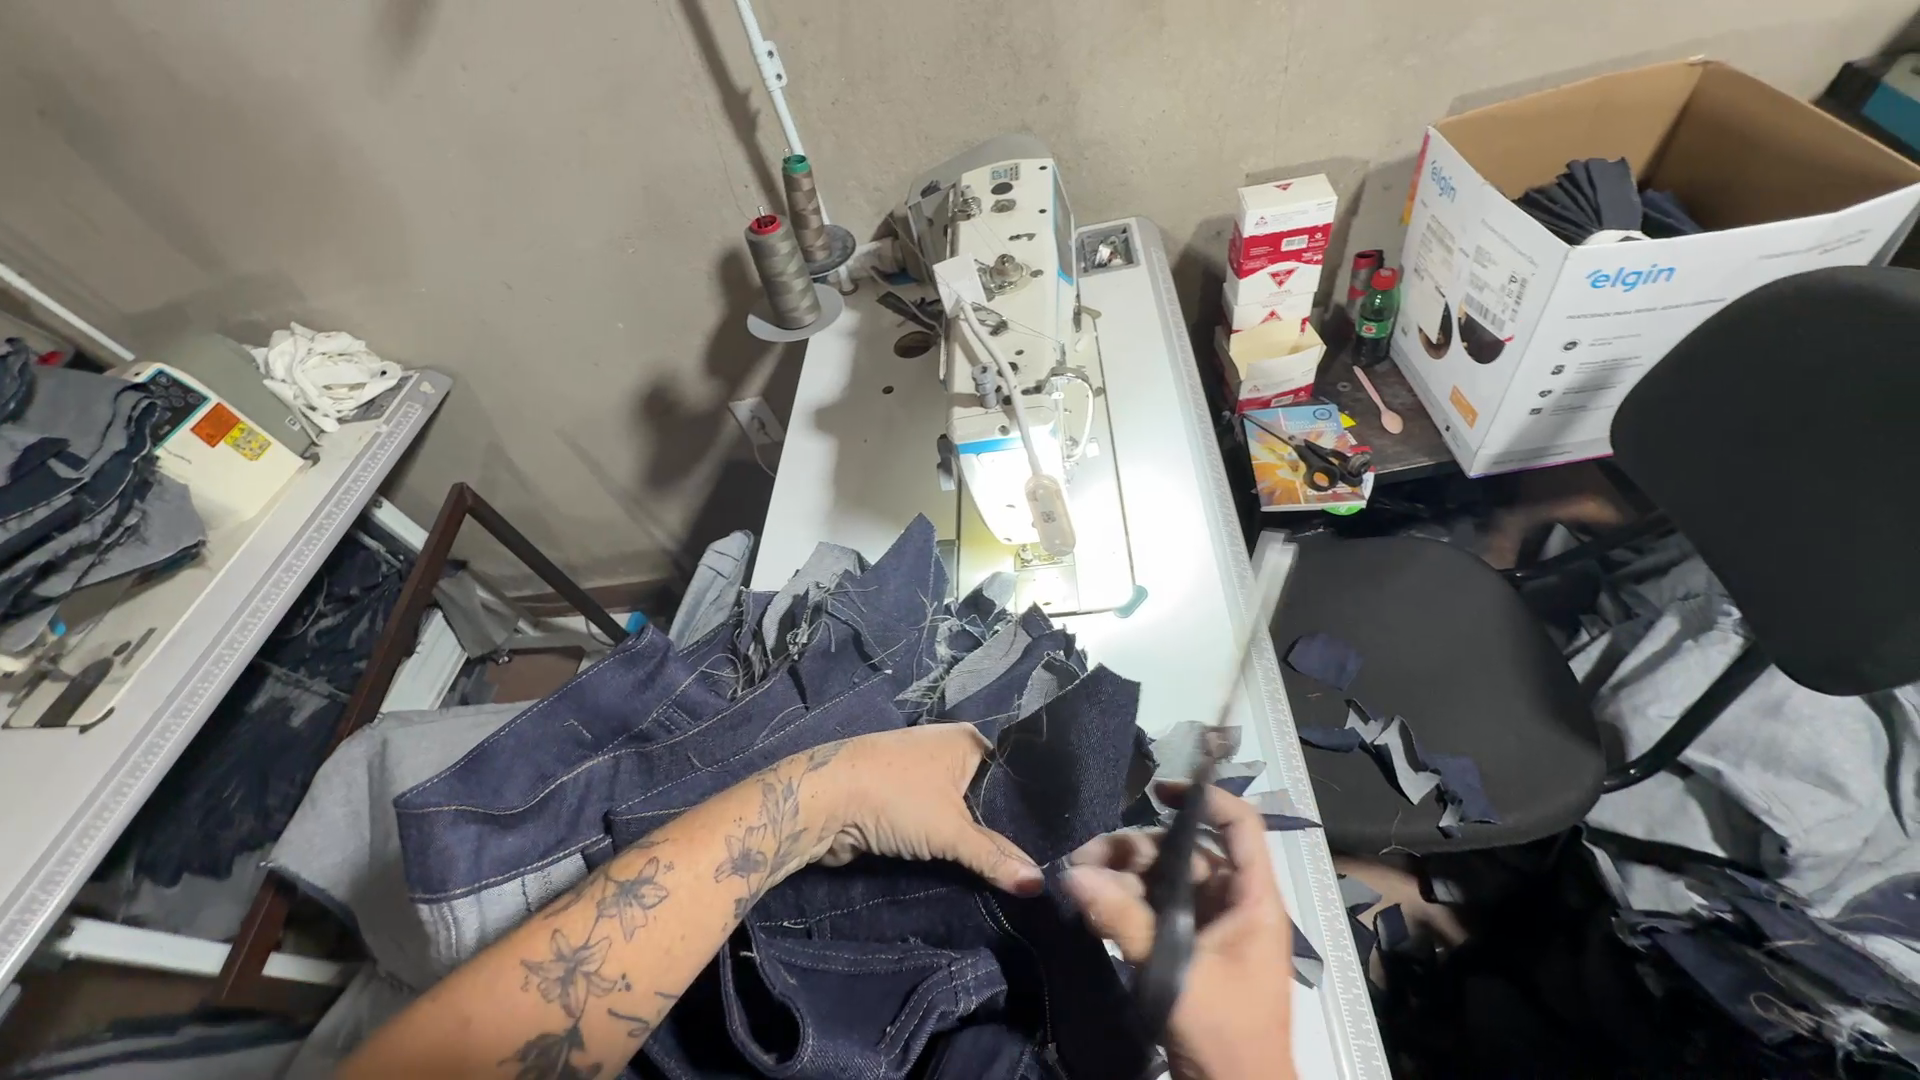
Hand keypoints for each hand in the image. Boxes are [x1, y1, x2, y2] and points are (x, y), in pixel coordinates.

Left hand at [808, 724, 1044, 895]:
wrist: (823, 801)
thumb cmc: (895, 799)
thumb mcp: (952, 831)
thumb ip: (995, 858)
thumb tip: (1040, 886)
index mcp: (968, 740)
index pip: (1015, 774)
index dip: (1033, 808)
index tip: (1058, 841)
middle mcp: (948, 749)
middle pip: (988, 794)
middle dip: (1004, 828)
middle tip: (1041, 863)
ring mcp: (923, 773)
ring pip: (962, 810)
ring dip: (975, 837)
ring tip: (1015, 869)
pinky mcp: (902, 798)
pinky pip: (939, 821)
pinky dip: (951, 840)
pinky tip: (974, 864)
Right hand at [1063, 785, 1295, 1079]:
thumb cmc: (1225, 1033)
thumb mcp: (1174, 971)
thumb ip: (1125, 919)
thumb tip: (1073, 875)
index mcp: (1252, 899)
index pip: (1240, 827)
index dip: (1206, 799)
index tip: (1159, 791)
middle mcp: (1231, 903)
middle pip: (1184, 852)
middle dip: (1133, 849)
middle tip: (1084, 858)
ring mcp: (1207, 926)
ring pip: (1162, 880)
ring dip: (1120, 877)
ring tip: (1077, 884)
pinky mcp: (1185, 948)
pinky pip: (1152, 910)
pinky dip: (1123, 904)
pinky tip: (1090, 908)